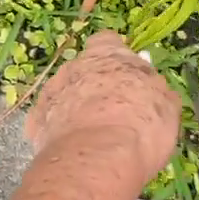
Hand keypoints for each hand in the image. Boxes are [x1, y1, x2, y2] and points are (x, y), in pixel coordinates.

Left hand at [25, 32, 180, 184]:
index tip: (124, 73)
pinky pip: (48, 121)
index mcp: (106, 56)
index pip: (106, 41)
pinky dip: (59, 132)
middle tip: (112, 111)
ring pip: (63, 95)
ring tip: (93, 136)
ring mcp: (49, 93)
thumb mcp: (163, 105)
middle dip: (93, 86)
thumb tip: (151, 84)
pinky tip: (74, 148)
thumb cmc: (140, 126)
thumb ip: (153, 88)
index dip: (114, 56)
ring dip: (74, 109)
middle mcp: (73, 67)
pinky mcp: (35, 121)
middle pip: (82, 69)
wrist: (96, 158)